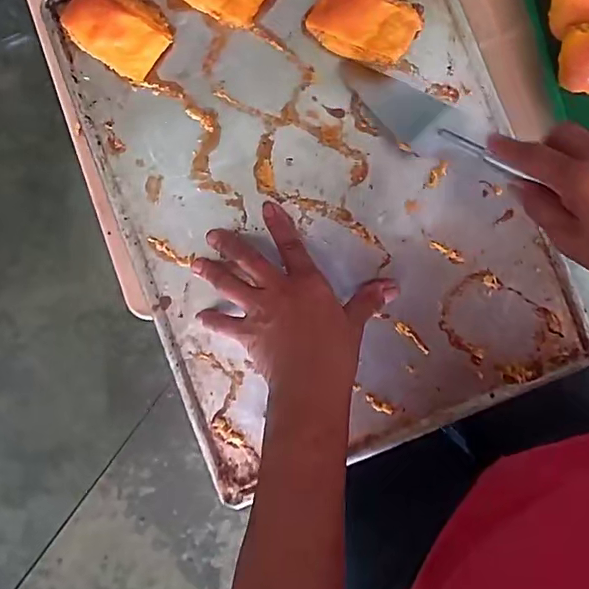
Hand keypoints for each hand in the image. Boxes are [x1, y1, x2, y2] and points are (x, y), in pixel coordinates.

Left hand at [194, 201, 397, 396]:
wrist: (310, 381)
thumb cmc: (335, 350)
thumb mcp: (354, 322)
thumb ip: (367, 301)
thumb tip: (392, 287)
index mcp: (306, 283)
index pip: (292, 247)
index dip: (279, 226)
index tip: (266, 207)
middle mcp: (279, 290)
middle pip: (250, 261)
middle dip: (230, 246)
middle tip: (212, 235)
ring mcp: (260, 311)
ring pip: (232, 286)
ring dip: (214, 273)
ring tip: (196, 263)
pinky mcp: (248, 334)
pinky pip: (227, 325)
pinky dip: (214, 321)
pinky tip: (202, 317)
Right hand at [489, 123, 588, 306]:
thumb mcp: (574, 243)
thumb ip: (543, 210)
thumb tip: (523, 186)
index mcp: (579, 179)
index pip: (535, 157)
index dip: (509, 150)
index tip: (491, 141)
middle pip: (562, 134)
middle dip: (544, 146)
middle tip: (539, 176)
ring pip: (585, 143)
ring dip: (568, 158)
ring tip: (573, 197)